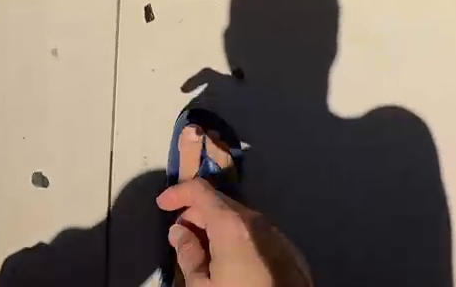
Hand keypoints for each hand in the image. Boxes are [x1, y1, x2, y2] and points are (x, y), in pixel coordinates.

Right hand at [157, 178, 312, 286]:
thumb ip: (188, 256)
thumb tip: (179, 232)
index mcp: (232, 225)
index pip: (199, 191)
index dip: (177, 193)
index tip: (162, 205)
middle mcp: (258, 222)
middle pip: (221, 204)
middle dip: (197, 213)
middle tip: (181, 234)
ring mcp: (279, 238)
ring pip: (242, 220)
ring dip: (220, 227)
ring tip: (206, 250)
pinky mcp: (294, 256)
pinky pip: (260, 237)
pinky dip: (242, 240)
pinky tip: (235, 263)